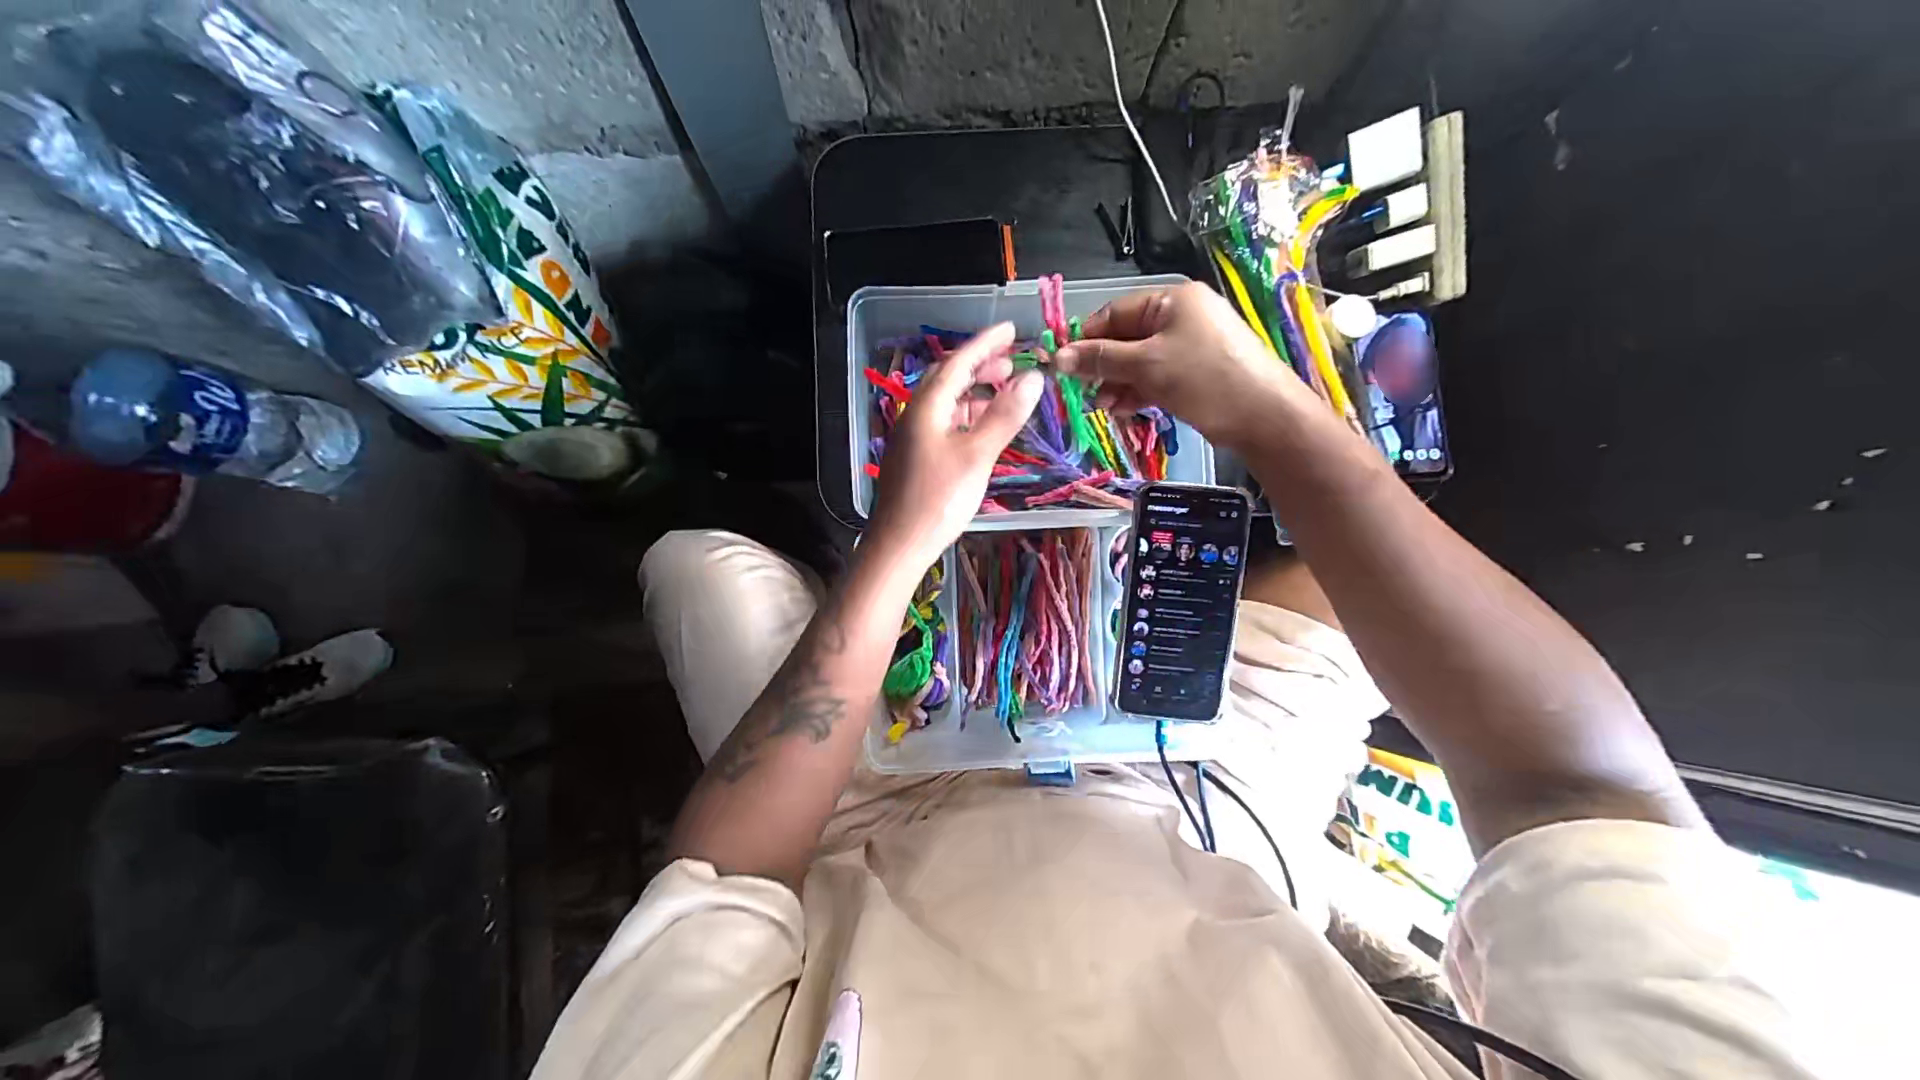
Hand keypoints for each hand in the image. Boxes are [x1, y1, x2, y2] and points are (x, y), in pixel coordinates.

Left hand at [866, 323, 1043, 566]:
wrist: (898, 545)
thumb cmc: (938, 499)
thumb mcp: (977, 455)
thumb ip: (1004, 416)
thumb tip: (1033, 379)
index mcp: (927, 407)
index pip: (958, 362)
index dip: (986, 343)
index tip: (1011, 328)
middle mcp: (915, 415)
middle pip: (948, 378)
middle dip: (980, 366)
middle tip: (1012, 361)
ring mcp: (912, 437)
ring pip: (946, 403)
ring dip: (974, 392)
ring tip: (1003, 391)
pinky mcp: (914, 458)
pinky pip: (943, 423)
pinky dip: (966, 416)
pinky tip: (981, 428)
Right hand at [1052, 282, 1320, 448]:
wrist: (1264, 416)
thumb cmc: (1203, 379)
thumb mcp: (1146, 365)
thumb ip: (1100, 359)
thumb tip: (1057, 357)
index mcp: (1171, 299)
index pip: (1114, 313)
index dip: (1086, 339)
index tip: (1064, 366)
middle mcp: (1180, 316)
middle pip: (1125, 338)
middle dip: (1103, 366)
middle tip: (1084, 392)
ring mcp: (1190, 345)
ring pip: (1139, 361)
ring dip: (1118, 383)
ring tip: (1105, 407)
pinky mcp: (1195, 372)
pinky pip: (1156, 376)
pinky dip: (1138, 391)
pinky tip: (1124, 409)